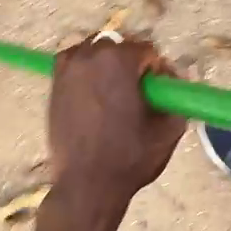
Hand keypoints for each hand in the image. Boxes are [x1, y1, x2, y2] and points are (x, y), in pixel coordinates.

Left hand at [46, 34, 184, 219]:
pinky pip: (75, 66)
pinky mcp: (53, 85)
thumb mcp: (169, 130)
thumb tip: (175, 86)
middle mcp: (89, 56)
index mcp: (118, 61)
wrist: (87, 183)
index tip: (160, 92)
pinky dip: (87, 73)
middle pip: (118, 47)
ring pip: (94, 53)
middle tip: (140, 94)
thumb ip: (178, 100)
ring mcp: (66, 69)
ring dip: (108, 66)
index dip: (158, 70)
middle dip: (132, 64)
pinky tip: (95, 97)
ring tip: (116, 96)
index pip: (147, 50)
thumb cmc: (130, 157)